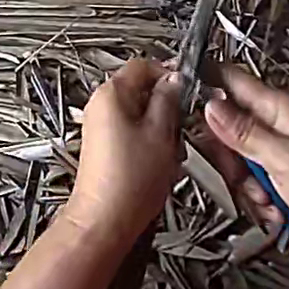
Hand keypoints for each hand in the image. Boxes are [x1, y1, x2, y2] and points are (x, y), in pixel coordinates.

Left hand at [63, 58, 183, 246]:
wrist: (104, 224)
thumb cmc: (127, 184)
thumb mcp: (161, 134)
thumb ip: (170, 100)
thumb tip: (176, 80)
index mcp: (111, 94)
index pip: (144, 65)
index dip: (169, 73)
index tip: (188, 88)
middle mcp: (100, 105)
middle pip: (142, 89)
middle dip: (166, 106)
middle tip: (180, 126)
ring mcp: (100, 126)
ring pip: (140, 113)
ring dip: (160, 127)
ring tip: (170, 151)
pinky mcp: (104, 146)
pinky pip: (133, 132)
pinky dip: (150, 142)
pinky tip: (159, 163)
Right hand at [199, 67, 288, 265]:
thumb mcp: (286, 161)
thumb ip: (245, 133)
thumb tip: (210, 104)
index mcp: (278, 109)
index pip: (230, 80)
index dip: (204, 84)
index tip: (182, 103)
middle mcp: (274, 124)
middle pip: (224, 123)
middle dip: (225, 153)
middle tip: (238, 172)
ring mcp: (274, 150)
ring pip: (233, 155)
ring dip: (242, 181)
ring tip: (265, 196)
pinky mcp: (276, 175)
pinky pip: (247, 179)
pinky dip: (255, 196)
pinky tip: (274, 208)